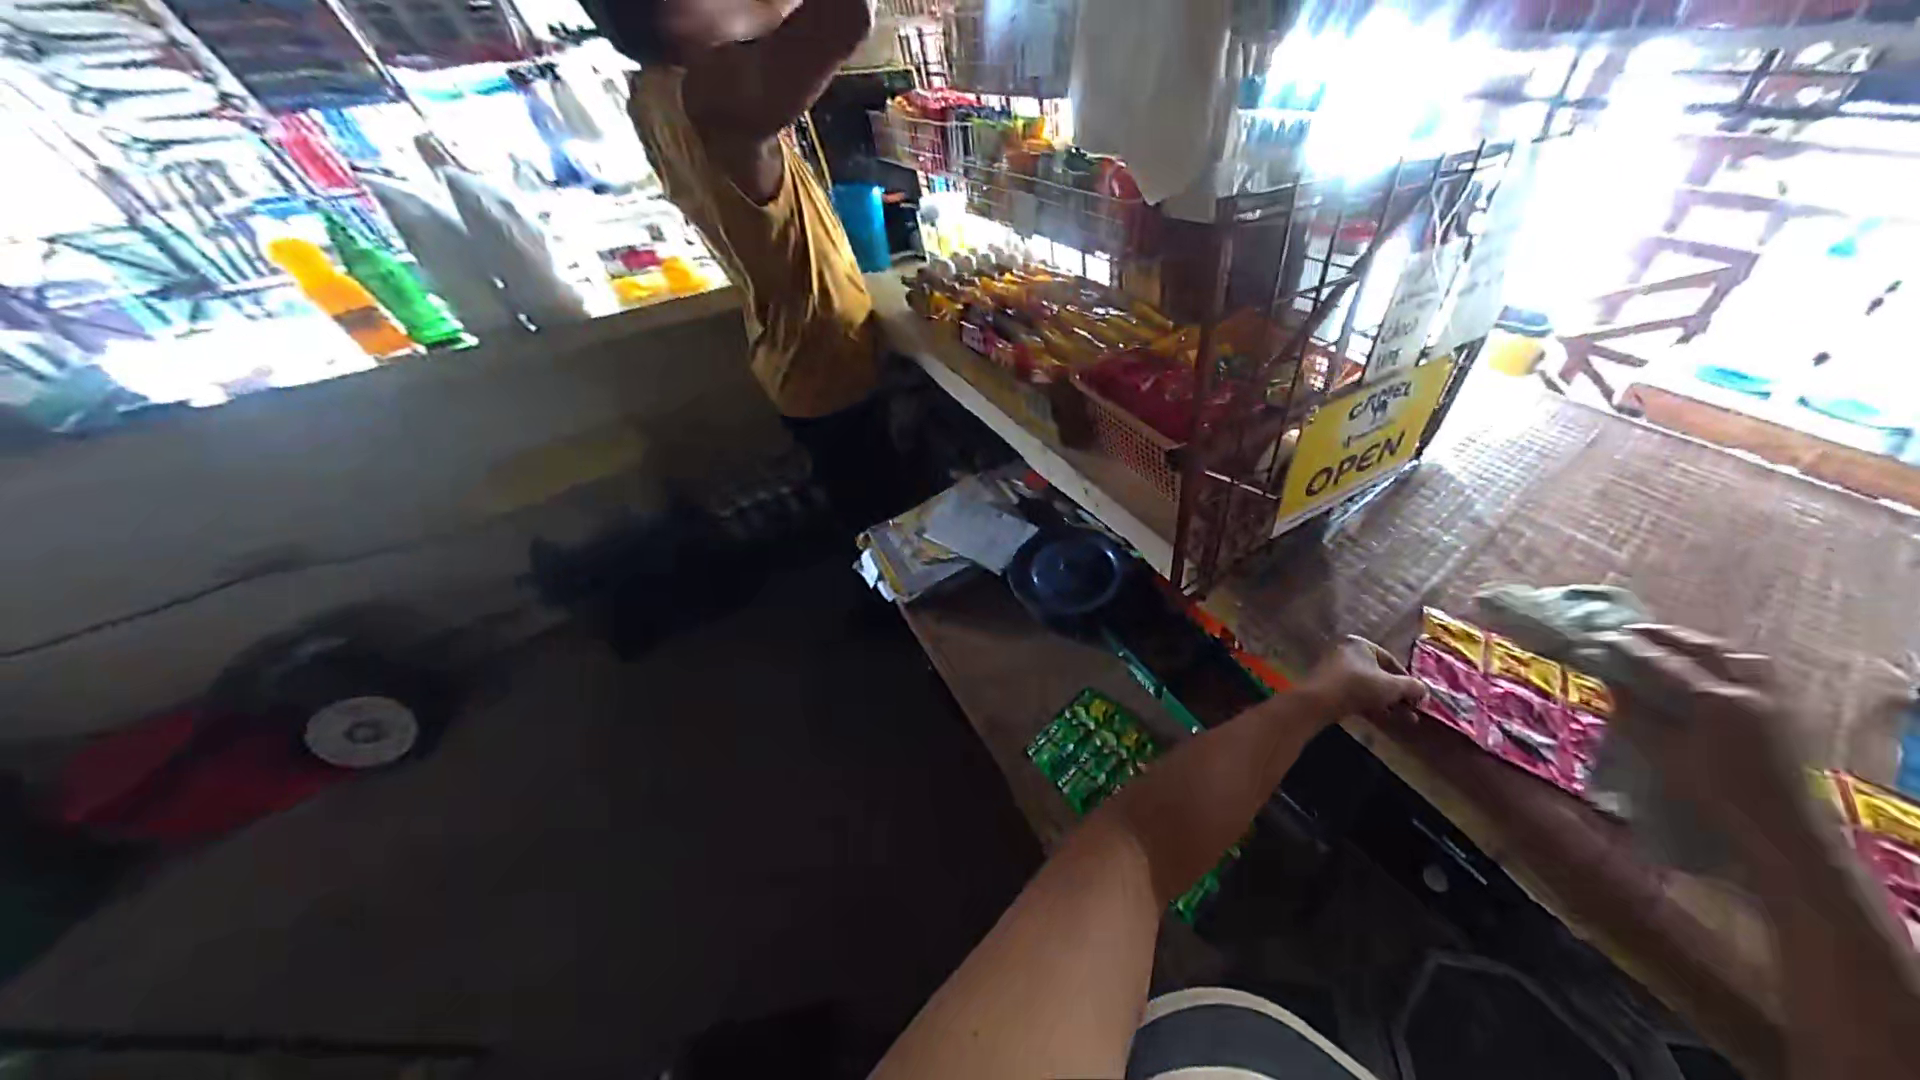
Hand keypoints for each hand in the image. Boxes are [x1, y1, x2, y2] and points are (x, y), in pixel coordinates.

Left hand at [1299, 635, 1426, 720]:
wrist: (1318, 701)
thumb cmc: (1358, 686)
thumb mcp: (1392, 685)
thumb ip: (1412, 686)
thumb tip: (1423, 690)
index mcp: (1358, 644)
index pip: (1389, 660)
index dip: (1407, 679)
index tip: (1418, 696)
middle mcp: (1344, 653)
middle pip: (1379, 675)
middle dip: (1399, 695)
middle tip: (1414, 711)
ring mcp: (1334, 671)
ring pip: (1368, 688)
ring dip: (1389, 704)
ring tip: (1408, 720)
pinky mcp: (1328, 688)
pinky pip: (1355, 696)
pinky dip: (1372, 706)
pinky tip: (1386, 720)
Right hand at [1601, 624, 1811, 852]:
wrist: (1782, 834)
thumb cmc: (1713, 794)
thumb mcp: (1662, 752)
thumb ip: (1637, 711)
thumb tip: (1613, 679)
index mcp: (1717, 700)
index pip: (1663, 662)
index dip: (1629, 648)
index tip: (1600, 638)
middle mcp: (1751, 692)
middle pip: (1706, 648)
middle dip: (1668, 636)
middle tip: (1632, 631)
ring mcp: (1777, 702)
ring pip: (1738, 657)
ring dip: (1701, 645)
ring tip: (1671, 645)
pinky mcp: (1788, 715)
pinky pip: (1756, 673)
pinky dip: (1727, 661)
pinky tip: (1709, 668)